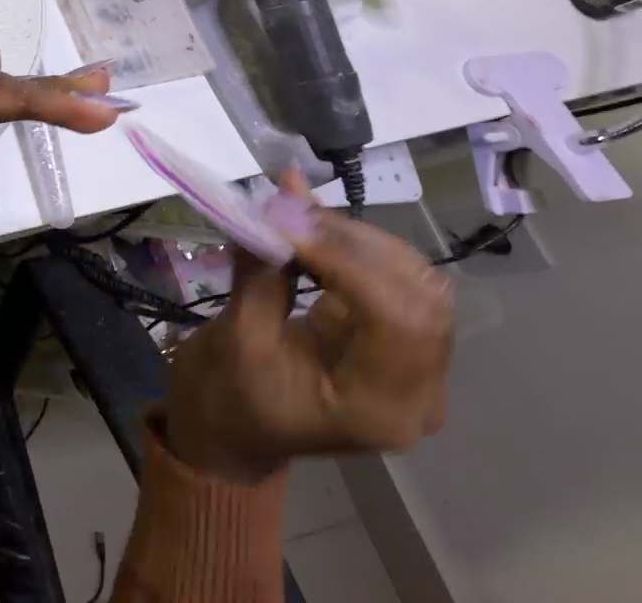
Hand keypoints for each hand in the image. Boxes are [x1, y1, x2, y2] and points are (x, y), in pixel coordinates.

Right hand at [164, 180, 454, 483]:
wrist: (223, 436)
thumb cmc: (223, 399)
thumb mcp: (235, 339)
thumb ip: (262, 274)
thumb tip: (272, 205)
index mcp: (380, 408)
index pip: (398, 319)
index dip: (349, 261)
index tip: (286, 222)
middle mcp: (417, 392)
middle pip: (418, 297)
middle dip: (355, 243)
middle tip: (289, 209)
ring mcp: (411, 371)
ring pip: (413, 285)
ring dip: (356, 242)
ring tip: (296, 216)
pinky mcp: (391, 349)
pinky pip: (390, 290)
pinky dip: (351, 254)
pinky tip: (309, 232)